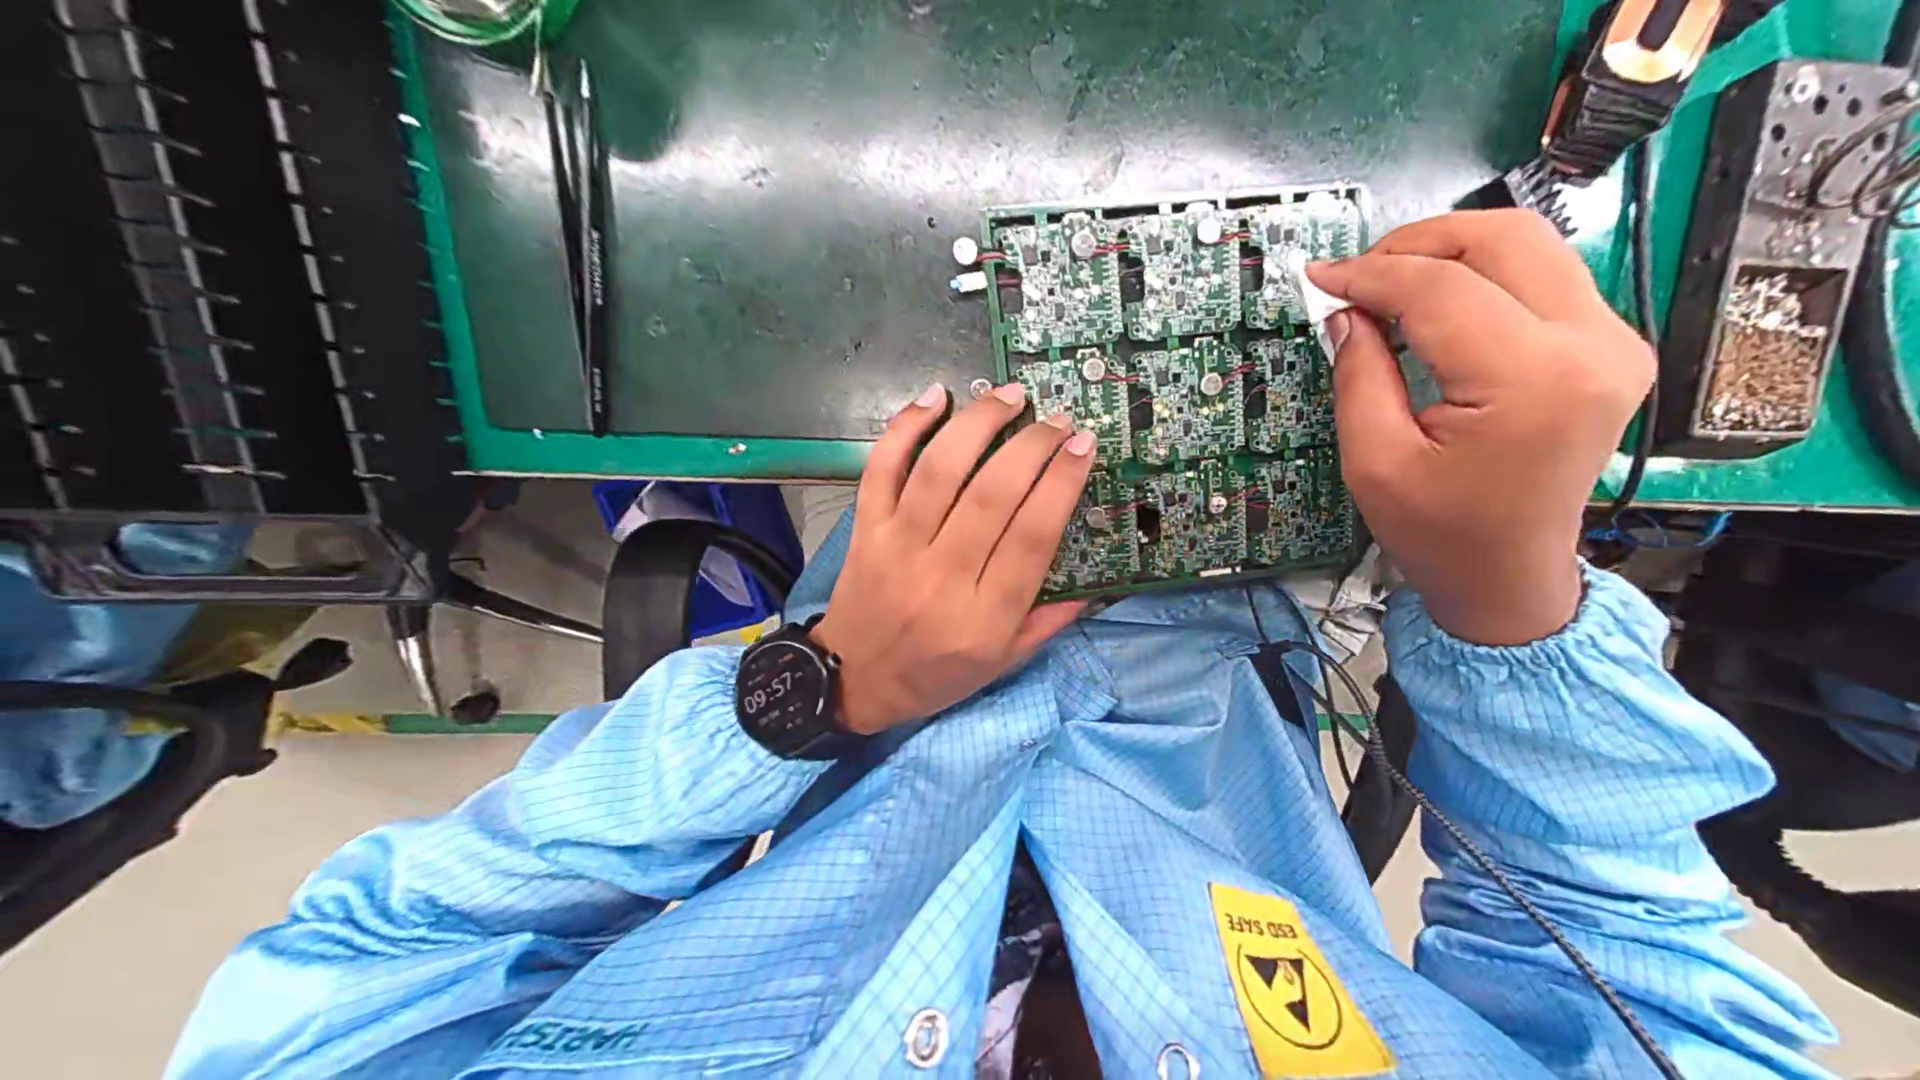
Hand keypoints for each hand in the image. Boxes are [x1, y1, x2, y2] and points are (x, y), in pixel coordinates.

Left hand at [810, 382, 1096, 733]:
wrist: (853, 681)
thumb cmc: (933, 674)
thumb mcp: (1000, 664)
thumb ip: (1047, 623)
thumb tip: (1095, 583)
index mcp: (984, 616)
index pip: (1032, 537)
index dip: (1062, 483)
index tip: (1082, 446)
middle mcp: (942, 576)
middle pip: (992, 496)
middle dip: (1032, 447)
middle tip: (1057, 420)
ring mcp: (898, 547)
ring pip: (939, 472)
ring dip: (978, 425)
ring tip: (1009, 397)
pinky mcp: (865, 530)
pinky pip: (882, 469)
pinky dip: (905, 428)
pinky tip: (935, 398)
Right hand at [1308, 209, 1653, 644]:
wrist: (1509, 573)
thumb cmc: (1439, 532)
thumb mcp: (1375, 461)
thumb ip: (1359, 376)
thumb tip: (1345, 313)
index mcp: (1532, 382)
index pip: (1443, 291)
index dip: (1371, 275)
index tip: (1320, 278)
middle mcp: (1592, 346)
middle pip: (1505, 239)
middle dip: (1416, 244)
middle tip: (1355, 274)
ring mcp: (1611, 342)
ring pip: (1529, 245)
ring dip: (1447, 253)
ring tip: (1386, 285)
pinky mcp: (1606, 346)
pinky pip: (1539, 278)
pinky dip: (1476, 277)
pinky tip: (1428, 306)